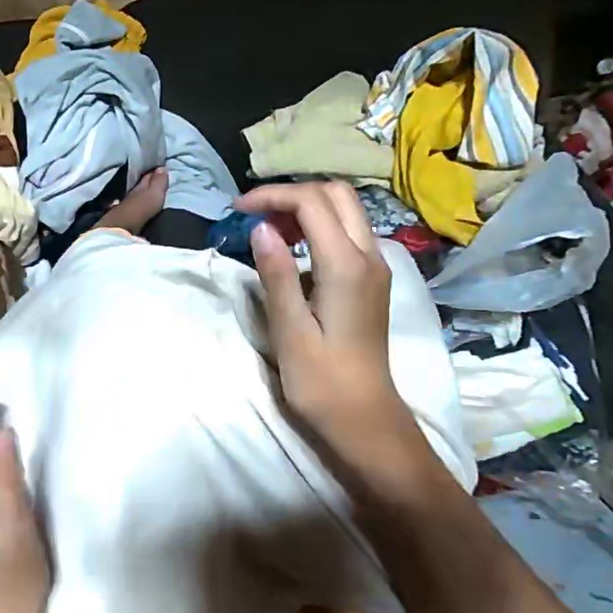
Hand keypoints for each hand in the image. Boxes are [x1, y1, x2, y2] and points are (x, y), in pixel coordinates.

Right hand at [235, 182, 414, 474]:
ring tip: (268, 228)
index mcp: (346, 267)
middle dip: (292, 193)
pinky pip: (348, 232)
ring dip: (307, 206)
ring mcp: (376, 267)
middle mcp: (369, 257)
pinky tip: (292, 249)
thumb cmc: (321, 382)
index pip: (312, 203)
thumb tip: (261, 228)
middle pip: (337, 194)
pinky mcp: (372, 280)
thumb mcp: (289, 330)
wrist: (365, 418)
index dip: (272, 196)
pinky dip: (319, 225)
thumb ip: (276, 275)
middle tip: (254, 214)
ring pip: (346, 210)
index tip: (237, 210)